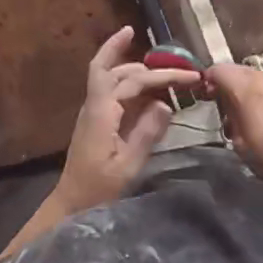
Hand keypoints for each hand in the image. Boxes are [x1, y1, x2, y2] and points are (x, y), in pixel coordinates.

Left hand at [55, 26, 201, 212]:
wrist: (72, 200)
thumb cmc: (99, 186)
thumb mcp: (128, 164)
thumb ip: (146, 133)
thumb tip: (165, 104)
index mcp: (101, 111)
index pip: (130, 80)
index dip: (159, 73)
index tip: (189, 74)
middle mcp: (95, 104)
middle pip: (114, 69)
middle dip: (145, 63)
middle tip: (175, 61)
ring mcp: (94, 110)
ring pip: (111, 76)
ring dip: (136, 69)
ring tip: (166, 70)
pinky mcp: (98, 120)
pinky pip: (114, 93)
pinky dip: (132, 85)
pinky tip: (151, 91)